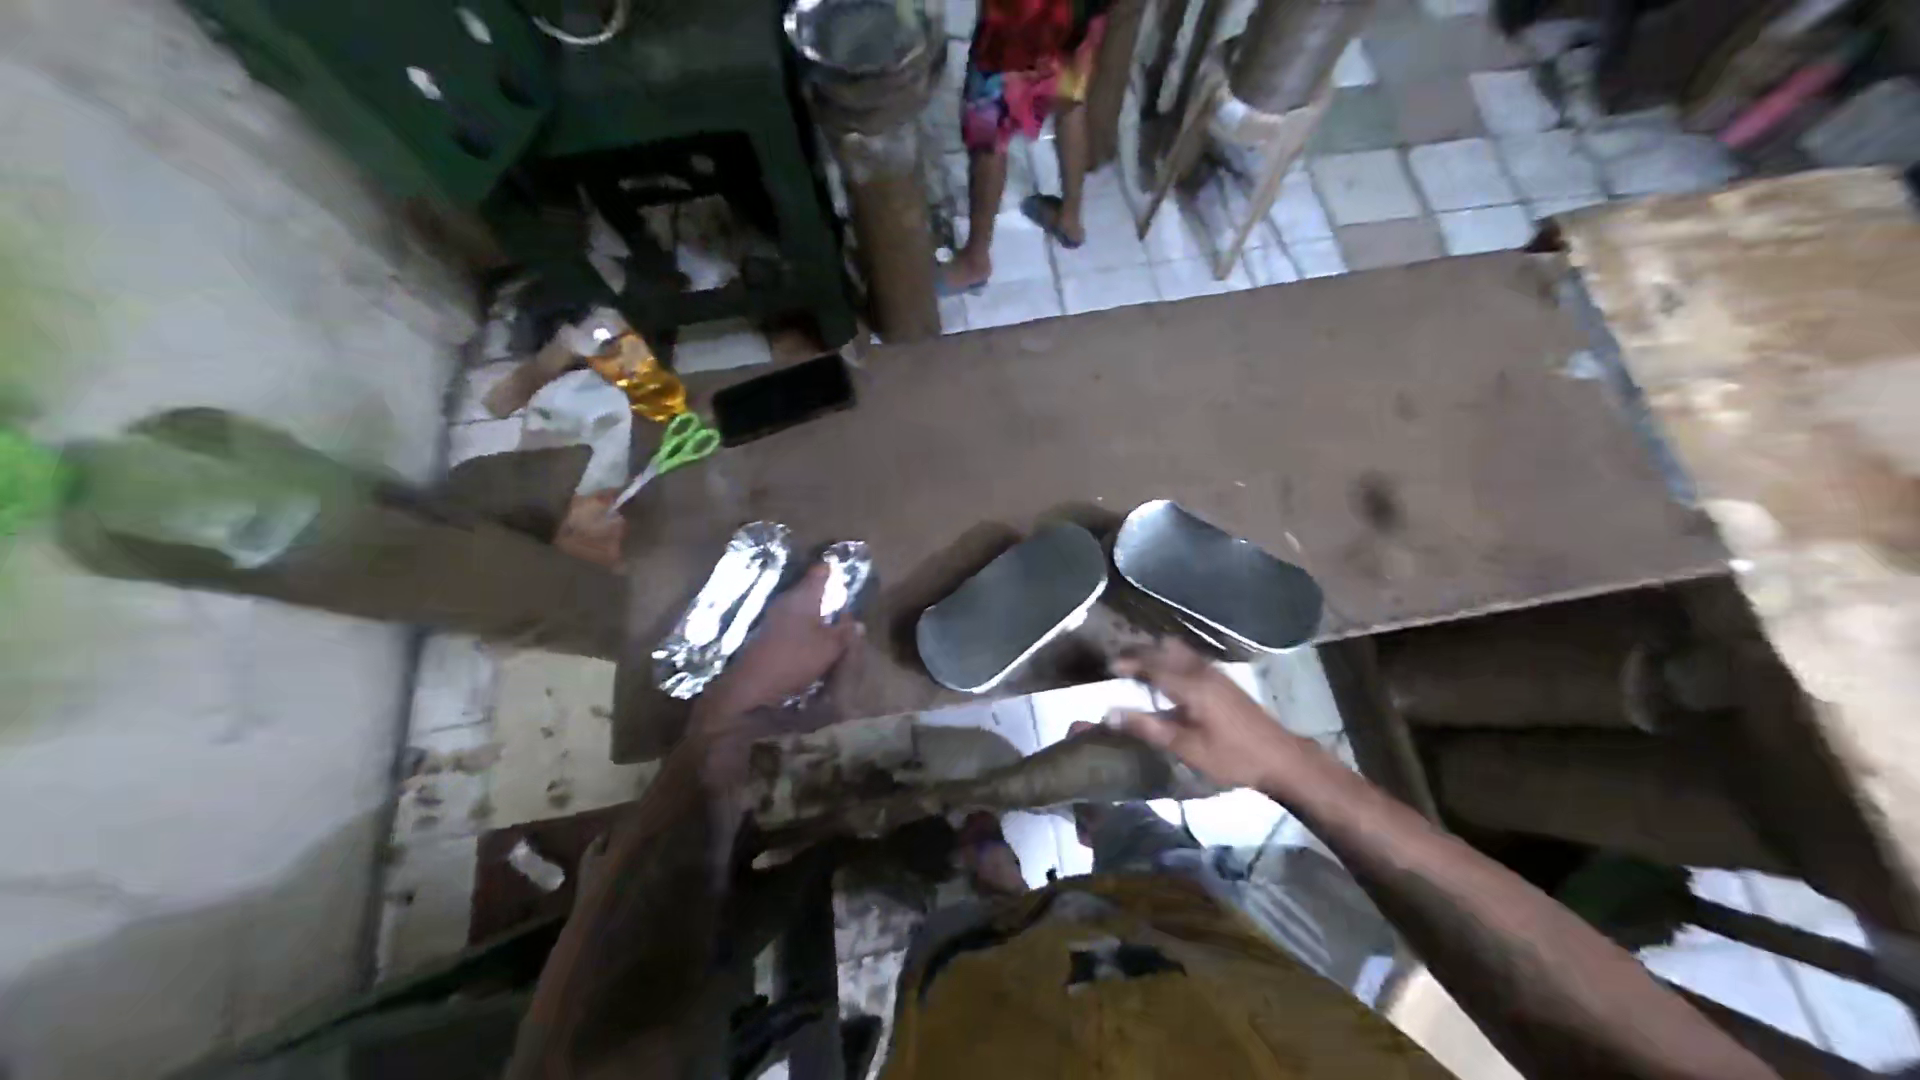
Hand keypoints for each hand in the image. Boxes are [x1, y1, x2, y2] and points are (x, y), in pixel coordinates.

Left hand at [695, 563, 862, 733]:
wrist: (751, 686)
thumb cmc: (795, 658)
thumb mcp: (830, 647)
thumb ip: (845, 632)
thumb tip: (858, 622)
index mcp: (803, 597)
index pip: (818, 573)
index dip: (830, 569)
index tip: (840, 567)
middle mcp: (786, 601)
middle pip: (807, 588)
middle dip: (823, 591)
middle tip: (840, 596)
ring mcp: (773, 617)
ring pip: (798, 606)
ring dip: (812, 610)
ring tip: (829, 617)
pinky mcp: (765, 634)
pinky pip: (790, 620)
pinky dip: (802, 624)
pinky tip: (810, 635)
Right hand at [1108, 639, 1312, 789]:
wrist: (1281, 758)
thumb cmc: (1231, 757)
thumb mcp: (1186, 747)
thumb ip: (1147, 727)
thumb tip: (1109, 713)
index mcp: (1190, 685)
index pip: (1151, 664)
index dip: (1128, 662)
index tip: (1108, 665)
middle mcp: (1201, 671)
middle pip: (1164, 650)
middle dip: (1139, 651)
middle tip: (1118, 661)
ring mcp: (1215, 672)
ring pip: (1178, 650)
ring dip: (1155, 652)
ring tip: (1138, 664)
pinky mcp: (1223, 678)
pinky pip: (1189, 656)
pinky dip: (1170, 657)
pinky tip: (1166, 672)